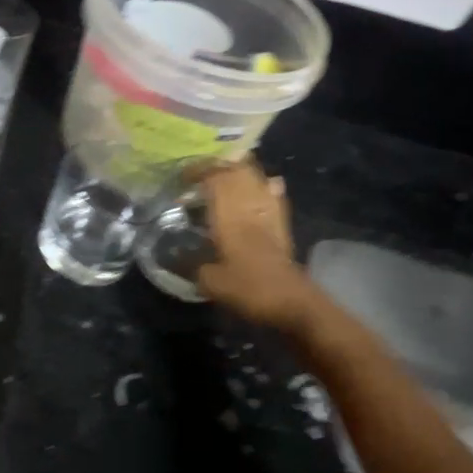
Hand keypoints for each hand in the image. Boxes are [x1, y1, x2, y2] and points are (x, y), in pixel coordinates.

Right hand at [193, 157, 318, 331]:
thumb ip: (192, 265)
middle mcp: (249, 209)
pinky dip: (270, 188)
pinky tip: (269, 184)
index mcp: (229, 217)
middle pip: (238, 173)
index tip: (182, 176)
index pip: (215, 178)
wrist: (296, 306)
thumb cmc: (251, 289)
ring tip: (227, 171)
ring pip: (258, 181)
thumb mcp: (212, 282)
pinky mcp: (282, 228)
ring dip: (243, 171)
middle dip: (219, 165)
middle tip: (201, 170)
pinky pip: (276, 199)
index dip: (198, 170)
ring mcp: (269, 217)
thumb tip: (175, 257)